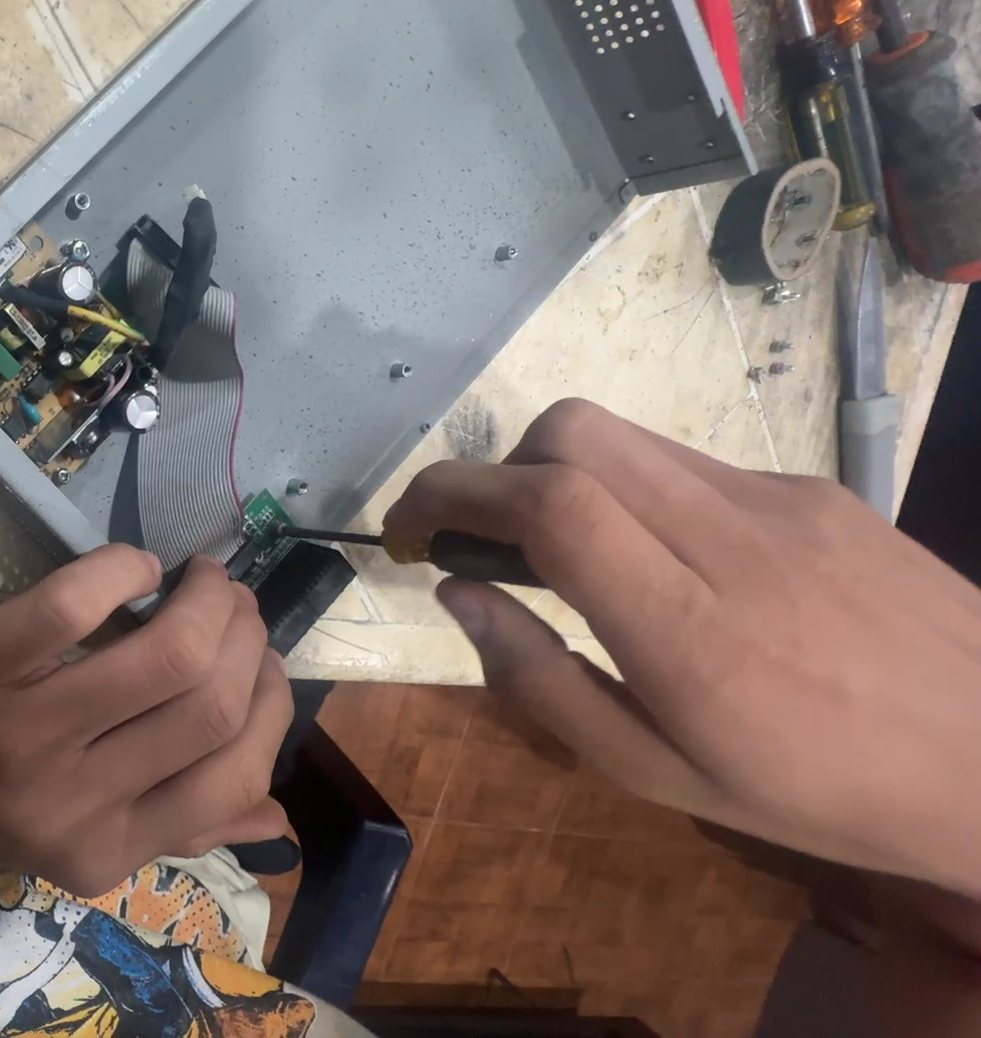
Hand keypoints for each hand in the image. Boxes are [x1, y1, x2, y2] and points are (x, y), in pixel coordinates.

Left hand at [0, 545, 291, 895]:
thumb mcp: (70, 837)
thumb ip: (170, 830)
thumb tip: (270, 814)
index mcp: (107, 848)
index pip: (233, 777)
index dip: (268, 705)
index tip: (259, 659)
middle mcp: (73, 801)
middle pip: (209, 706)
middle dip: (244, 638)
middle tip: (232, 601)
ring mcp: (24, 731)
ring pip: (166, 656)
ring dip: (204, 599)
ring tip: (199, 576)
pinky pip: (76, 604)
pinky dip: (123, 570)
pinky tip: (133, 564)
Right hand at [384, 399, 980, 899]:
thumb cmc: (816, 789)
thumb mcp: (648, 770)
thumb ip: (535, 678)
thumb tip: (456, 592)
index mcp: (689, 630)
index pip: (551, 506)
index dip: (453, 495)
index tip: (408, 526)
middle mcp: (733, 539)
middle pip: (571, 434)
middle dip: (491, 470)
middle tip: (478, 534)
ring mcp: (781, 500)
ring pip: (616, 434)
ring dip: (546, 473)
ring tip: (555, 543)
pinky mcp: (810, 487)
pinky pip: (674, 460)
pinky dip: (617, 486)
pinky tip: (650, 551)